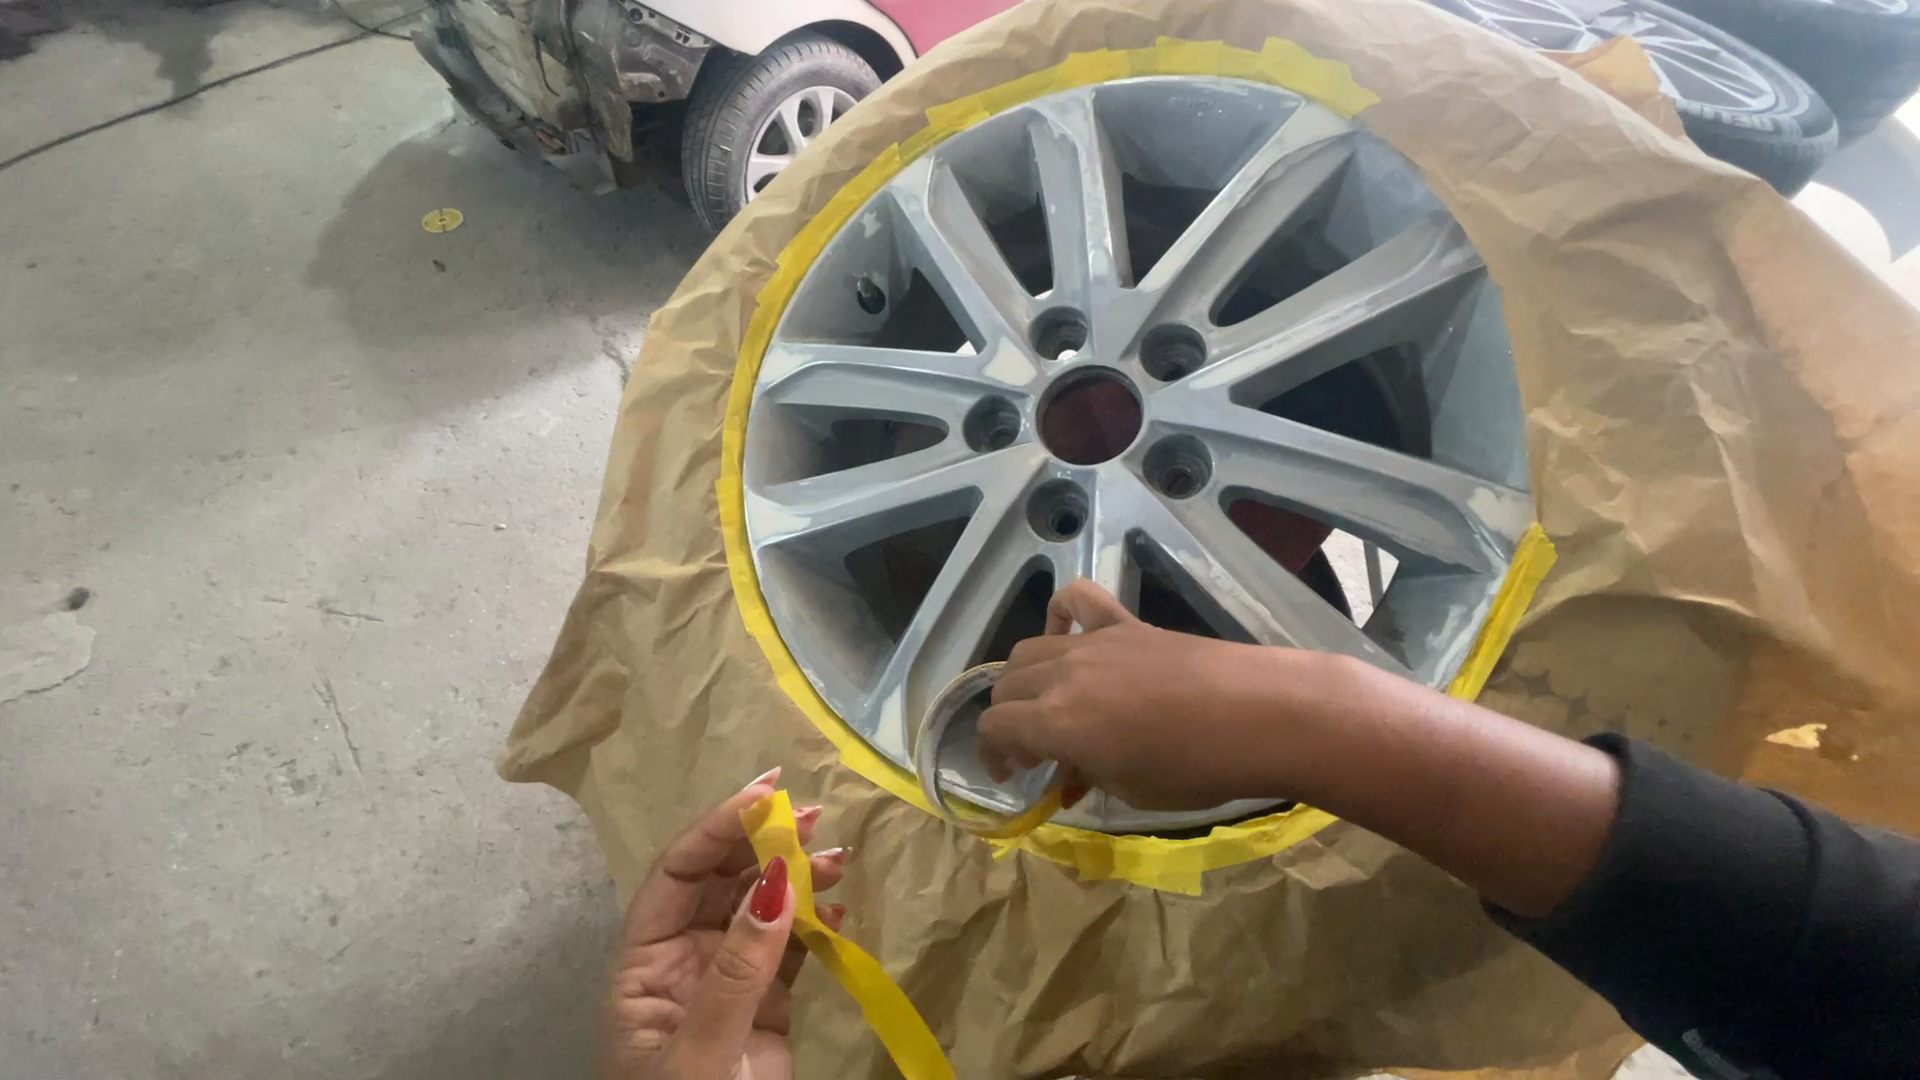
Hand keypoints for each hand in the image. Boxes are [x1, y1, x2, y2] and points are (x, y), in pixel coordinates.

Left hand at [601, 767, 849, 1079]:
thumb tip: (778, 879)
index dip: (718, 826)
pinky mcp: (767, 999)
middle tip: (812, 814)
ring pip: (762, 903)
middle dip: (765, 840)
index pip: (679, 872)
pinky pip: (792, 942)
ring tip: (839, 858)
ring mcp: (727, 975)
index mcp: (645, 961)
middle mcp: (684, 956)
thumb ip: (737, 969)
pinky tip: (840, 908)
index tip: (766, 793)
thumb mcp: (700, 1052)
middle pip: (723, 877)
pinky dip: (816, 919)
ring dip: (799, 874)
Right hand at [977, 581, 1345, 809]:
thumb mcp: (1129, 789)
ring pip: (1029, 647)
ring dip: (1024, 678)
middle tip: (1035, 748)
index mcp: (1056, 721)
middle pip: (1005, 685)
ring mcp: (1091, 642)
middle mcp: (1061, 675)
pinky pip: (1077, 598)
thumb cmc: (1195, 768)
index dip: (991, 752)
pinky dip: (1061, 611)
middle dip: (1007, 719)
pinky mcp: (1123, 623)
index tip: (1011, 774)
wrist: (1257, 715)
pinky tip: (1068, 634)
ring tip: (1048, 701)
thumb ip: (1085, 773)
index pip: (994, 727)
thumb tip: (1068, 771)